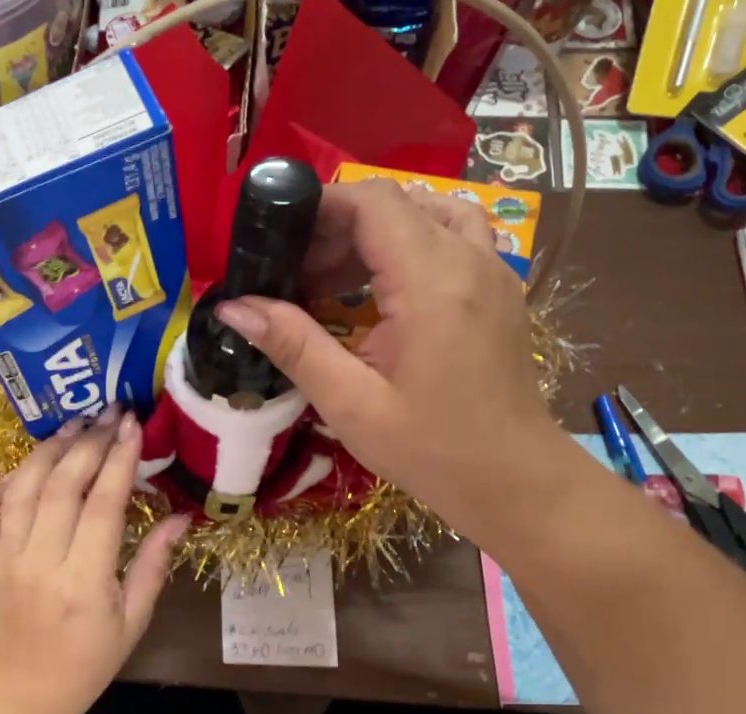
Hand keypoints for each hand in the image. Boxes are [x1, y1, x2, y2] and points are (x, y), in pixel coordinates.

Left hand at [0, 407, 188, 713]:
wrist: (30, 690)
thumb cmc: (91, 660)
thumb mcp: (134, 619)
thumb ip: (152, 564)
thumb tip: (179, 517)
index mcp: (83, 580)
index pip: (101, 505)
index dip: (119, 461)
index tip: (134, 425)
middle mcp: (40, 561)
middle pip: (61, 486)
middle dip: (88, 444)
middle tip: (111, 415)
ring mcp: (8, 559)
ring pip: (23, 490)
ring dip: (47, 452)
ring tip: (75, 427)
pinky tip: (19, 471)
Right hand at [211, 180, 580, 546]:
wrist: (512, 479)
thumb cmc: (429, 449)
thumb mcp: (350, 403)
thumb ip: (294, 345)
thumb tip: (233, 307)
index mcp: (431, 282)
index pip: (374, 202)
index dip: (320, 207)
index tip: (276, 241)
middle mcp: (469, 259)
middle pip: (397, 204)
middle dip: (337, 228)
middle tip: (294, 277)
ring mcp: (493, 270)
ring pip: (428, 214)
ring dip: (375, 235)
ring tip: (334, 282)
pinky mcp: (499, 288)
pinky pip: (452, 239)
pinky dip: (408, 248)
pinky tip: (379, 294)